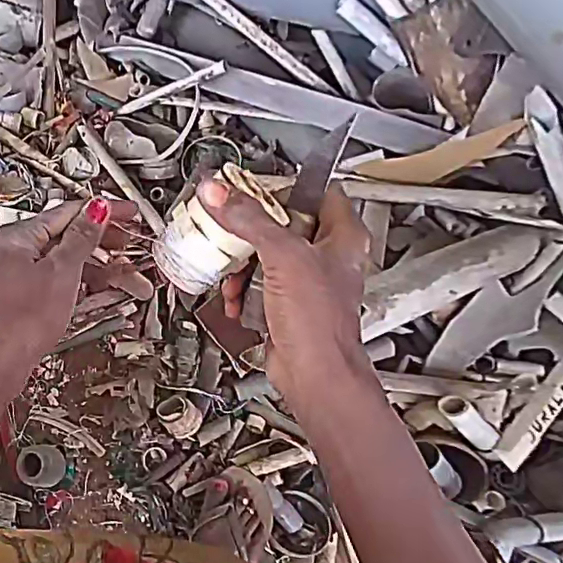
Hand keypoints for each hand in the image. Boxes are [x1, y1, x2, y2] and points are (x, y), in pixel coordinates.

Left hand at [0, 197, 135, 413]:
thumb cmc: (18, 323)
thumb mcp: (61, 273)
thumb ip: (81, 238)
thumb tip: (97, 209)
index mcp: (18, 238)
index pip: (68, 212)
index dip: (104, 212)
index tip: (130, 214)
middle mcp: (15, 253)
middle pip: (68, 238)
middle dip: (106, 245)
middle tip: (133, 248)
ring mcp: (19, 277)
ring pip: (67, 263)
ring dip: (101, 269)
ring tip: (131, 281)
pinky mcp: (25, 300)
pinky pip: (59, 282)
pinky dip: (83, 285)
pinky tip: (104, 291)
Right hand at [200, 174, 370, 398]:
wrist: (313, 374)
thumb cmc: (320, 324)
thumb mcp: (282, 257)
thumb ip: (249, 220)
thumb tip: (219, 192)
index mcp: (342, 236)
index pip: (314, 192)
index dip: (282, 189)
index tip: (250, 191)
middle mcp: (325, 258)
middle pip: (280, 227)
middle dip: (249, 236)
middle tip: (230, 234)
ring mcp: (304, 283)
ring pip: (263, 259)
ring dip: (240, 269)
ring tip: (234, 279)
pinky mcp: (284, 306)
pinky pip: (255, 288)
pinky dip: (241, 293)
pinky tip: (237, 302)